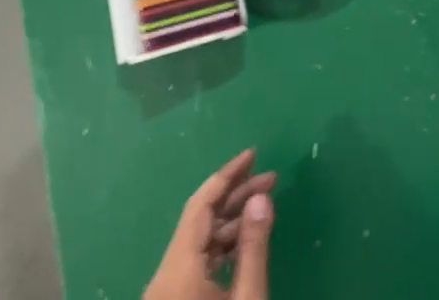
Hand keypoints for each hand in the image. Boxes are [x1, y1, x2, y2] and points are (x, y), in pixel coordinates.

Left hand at [145, 149, 276, 299]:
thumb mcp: (247, 298)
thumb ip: (253, 246)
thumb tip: (260, 197)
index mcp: (179, 267)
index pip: (201, 205)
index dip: (226, 175)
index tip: (253, 153)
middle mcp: (166, 274)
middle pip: (200, 221)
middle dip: (235, 195)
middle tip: (272, 177)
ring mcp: (167, 292)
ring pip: (199, 242)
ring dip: (232, 221)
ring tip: (266, 205)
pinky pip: (197, 262)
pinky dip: (223, 246)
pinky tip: (245, 241)